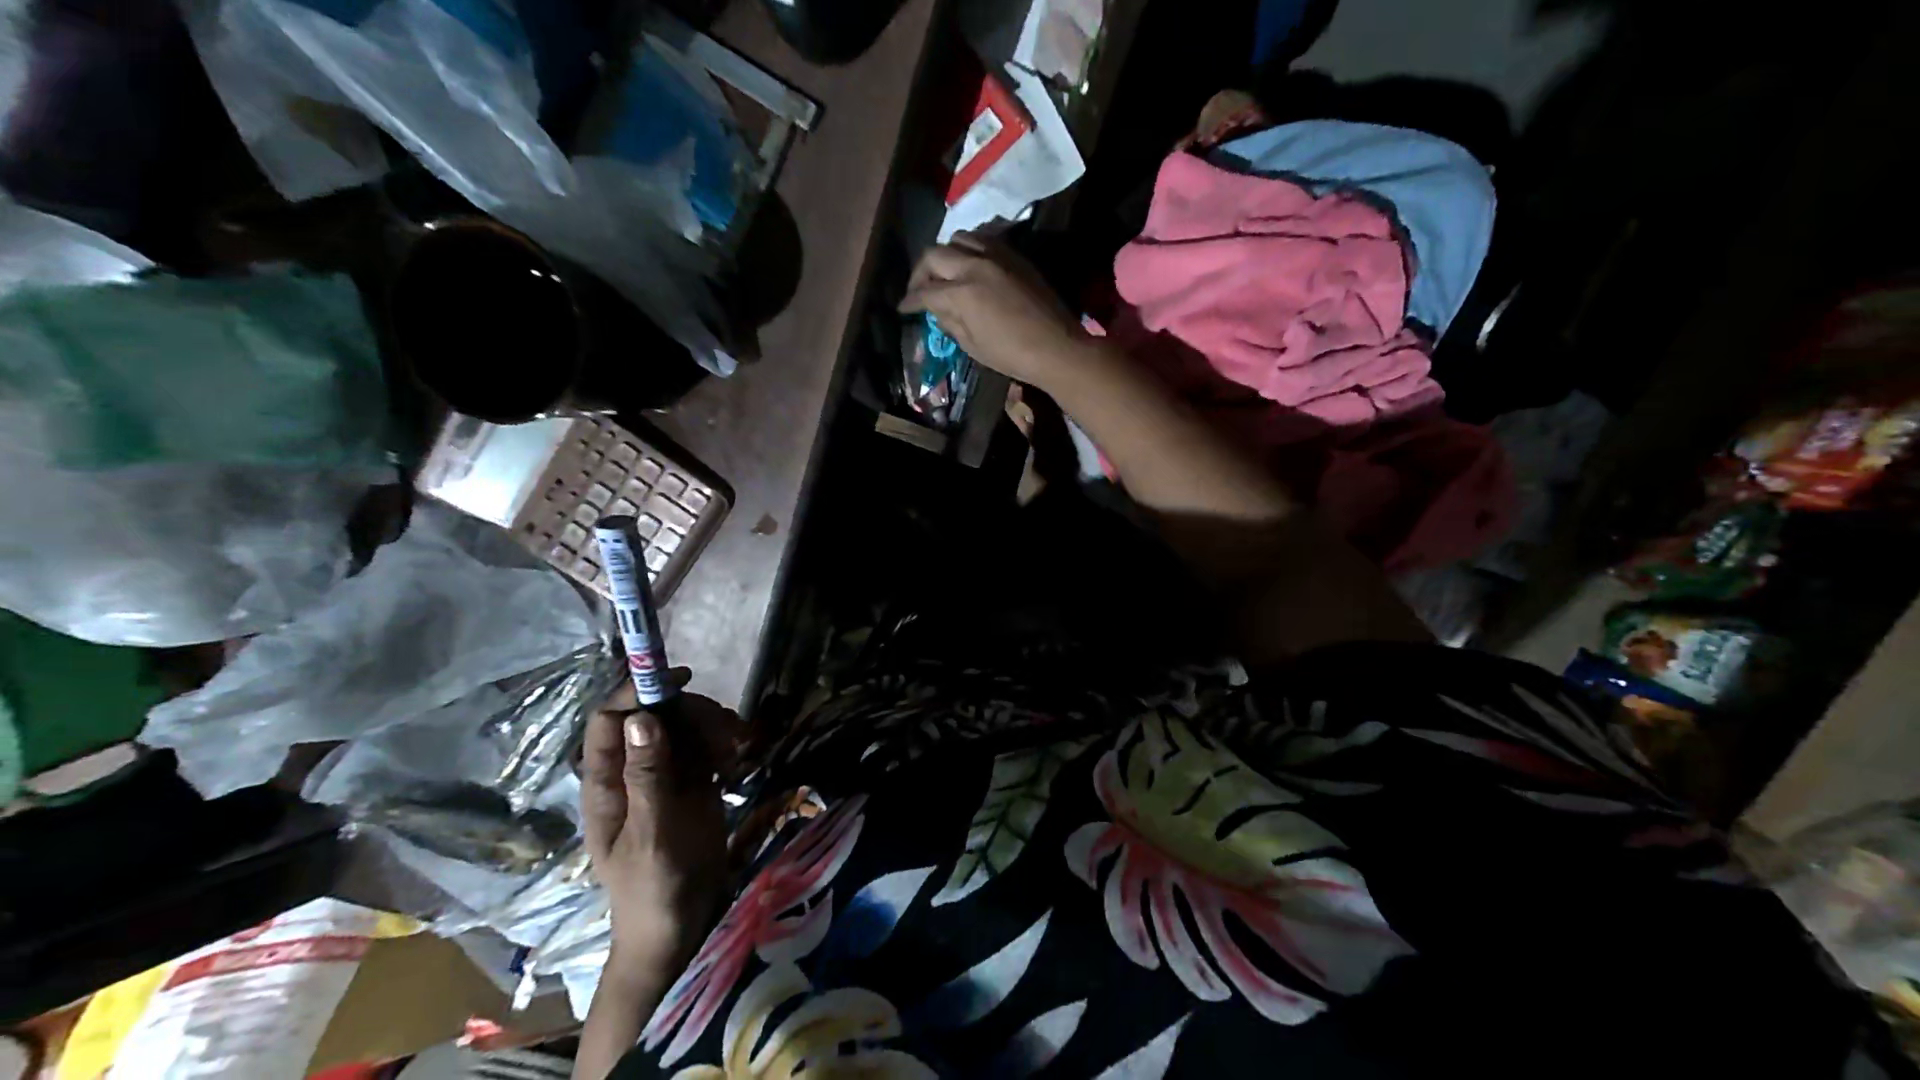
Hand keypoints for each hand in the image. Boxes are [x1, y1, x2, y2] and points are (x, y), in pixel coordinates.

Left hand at [579, 672, 737, 972]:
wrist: (680, 925)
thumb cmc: (654, 886)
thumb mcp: (651, 832)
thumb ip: (647, 775)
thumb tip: (641, 717)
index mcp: (607, 781)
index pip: (612, 719)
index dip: (638, 691)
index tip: (680, 679)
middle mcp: (632, 769)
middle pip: (655, 715)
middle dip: (690, 711)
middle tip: (726, 725)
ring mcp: (663, 775)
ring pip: (683, 727)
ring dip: (712, 725)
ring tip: (738, 743)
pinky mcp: (690, 783)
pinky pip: (704, 746)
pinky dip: (723, 743)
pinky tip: (737, 757)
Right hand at [898, 233, 1091, 390]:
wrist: (1056, 345)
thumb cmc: (1012, 355)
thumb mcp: (973, 346)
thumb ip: (951, 322)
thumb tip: (938, 310)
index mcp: (962, 293)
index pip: (925, 291)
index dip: (910, 300)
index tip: (902, 307)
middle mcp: (975, 265)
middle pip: (935, 255)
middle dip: (920, 272)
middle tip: (919, 289)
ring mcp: (996, 255)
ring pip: (959, 238)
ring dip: (945, 253)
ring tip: (944, 271)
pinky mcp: (1014, 255)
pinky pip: (983, 239)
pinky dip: (969, 247)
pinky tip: (968, 263)